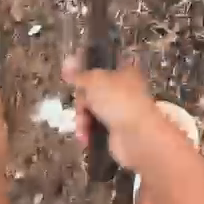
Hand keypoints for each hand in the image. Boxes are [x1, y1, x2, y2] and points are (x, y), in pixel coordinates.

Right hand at [64, 61, 184, 171]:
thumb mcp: (94, 80)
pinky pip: (96, 127)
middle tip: (80, 107)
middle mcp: (123, 90)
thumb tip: (67, 65)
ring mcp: (121, 111)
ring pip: (92, 110)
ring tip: (83, 128)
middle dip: (82, 101)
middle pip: (92, 91)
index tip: (68, 75)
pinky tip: (85, 138)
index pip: (100, 67)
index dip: (83, 70)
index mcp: (124, 72)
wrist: (137, 136)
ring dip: (83, 119)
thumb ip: (79, 74)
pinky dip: (88, 132)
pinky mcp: (117, 131)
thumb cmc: (117, 100)